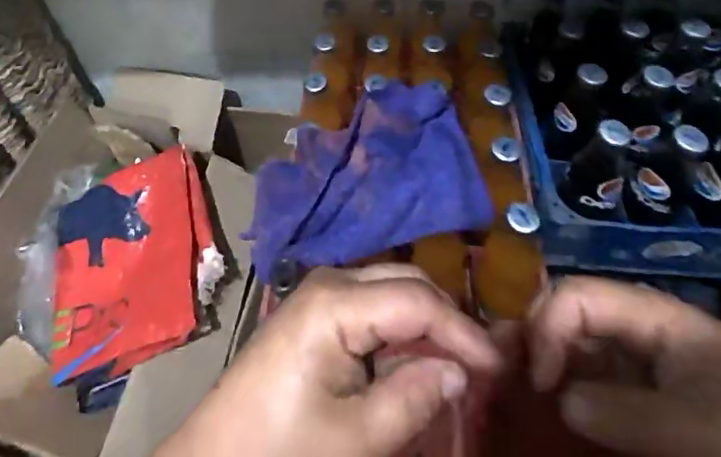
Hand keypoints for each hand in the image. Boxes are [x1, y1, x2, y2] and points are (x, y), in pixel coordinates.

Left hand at [156, 264, 502, 456]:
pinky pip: (372, 306)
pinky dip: (401, 329)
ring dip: (426, 324)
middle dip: (448, 320)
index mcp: (336, 301)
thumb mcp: (357, 437)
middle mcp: (330, 280)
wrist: (219, 452)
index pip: (417, 299)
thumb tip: (459, 370)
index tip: (501, 371)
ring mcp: (320, 293)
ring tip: (457, 367)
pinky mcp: (317, 311)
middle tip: (484, 369)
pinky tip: (416, 364)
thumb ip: (413, 398)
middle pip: (406, 283)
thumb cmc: (285, 446)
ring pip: (391, 290)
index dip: (463, 331)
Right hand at [525, 276, 720, 456]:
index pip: (577, 295)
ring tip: (532, 398)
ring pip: (584, 350)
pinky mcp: (661, 399)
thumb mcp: (700, 429)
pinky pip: (605, 385)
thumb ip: (623, 411)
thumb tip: (559, 399)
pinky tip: (568, 415)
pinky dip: (579, 394)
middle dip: (539, 340)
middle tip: (515, 382)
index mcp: (657, 315)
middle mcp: (648, 329)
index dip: (546, 326)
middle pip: (574, 317)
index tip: (539, 383)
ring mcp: (655, 364)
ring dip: (554, 367)